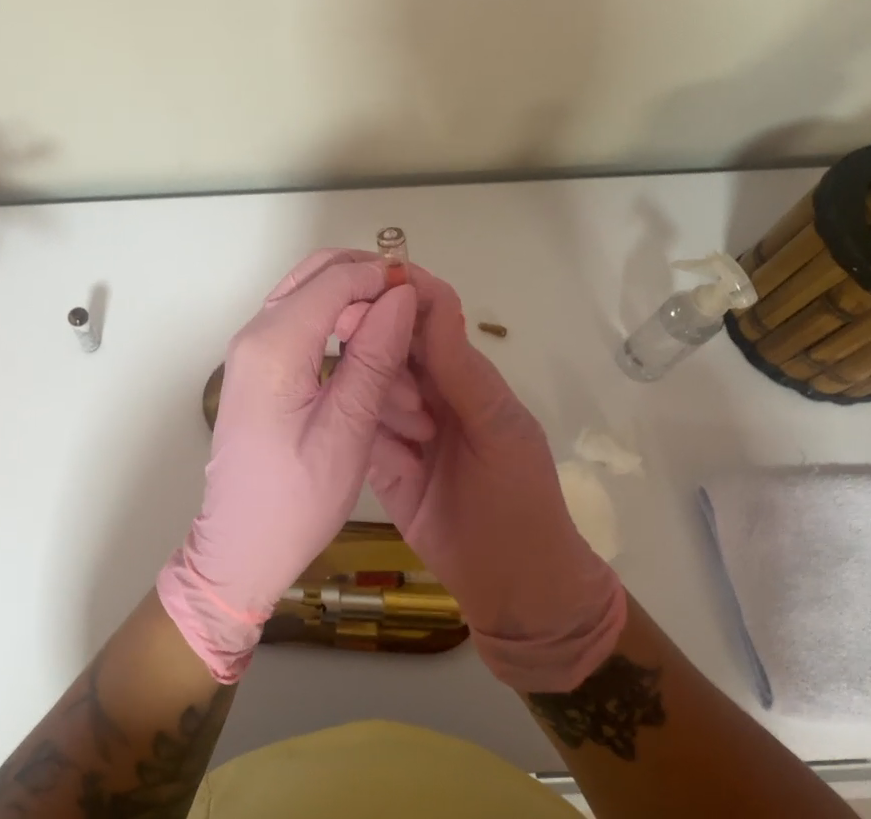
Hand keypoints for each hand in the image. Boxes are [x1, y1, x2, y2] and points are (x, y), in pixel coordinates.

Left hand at [158, 250, 419, 682]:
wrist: (239, 549)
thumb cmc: (295, 501)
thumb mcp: (347, 432)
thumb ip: (374, 357)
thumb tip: (401, 295)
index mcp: (273, 346)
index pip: (335, 279)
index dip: (383, 277)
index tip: (429, 295)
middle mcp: (255, 336)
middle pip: (318, 277)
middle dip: (371, 289)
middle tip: (419, 324)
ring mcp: (253, 352)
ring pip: (314, 302)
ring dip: (361, 320)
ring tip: (406, 371)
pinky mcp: (260, 371)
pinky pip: (305, 332)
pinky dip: (343, 342)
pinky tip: (378, 380)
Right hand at [369, 264, 625, 692]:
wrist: (512, 588)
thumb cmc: (520, 503)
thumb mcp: (500, 430)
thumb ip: (461, 369)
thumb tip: (426, 300)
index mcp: (465, 376)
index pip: (430, 318)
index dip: (403, 294)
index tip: (368, 283)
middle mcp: (429, 393)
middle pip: (390, 344)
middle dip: (377, 343)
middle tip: (367, 359)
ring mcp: (400, 429)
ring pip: (367, 384)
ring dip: (372, 393)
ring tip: (398, 428)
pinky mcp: (378, 464)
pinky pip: (355, 429)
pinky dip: (353, 426)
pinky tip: (350, 429)